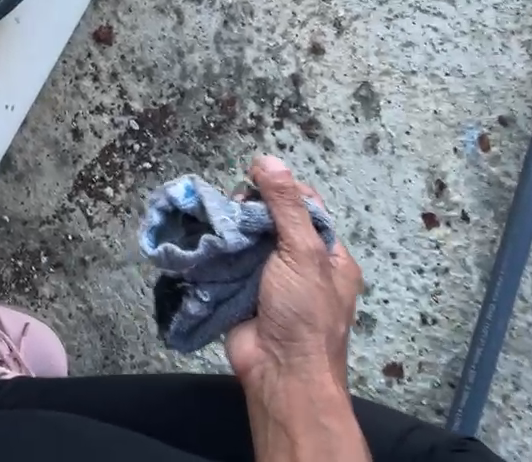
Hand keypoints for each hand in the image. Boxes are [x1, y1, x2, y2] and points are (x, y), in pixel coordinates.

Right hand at [225, 156, 363, 399]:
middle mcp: (301, 262)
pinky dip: (216, 246)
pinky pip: (229, 257)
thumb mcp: (301, 253)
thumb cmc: (303, 316)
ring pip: (247, 235)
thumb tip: (268, 159)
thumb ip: (285, 206)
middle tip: (234, 211)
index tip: (254, 186)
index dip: (280, 190)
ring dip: (230, 226)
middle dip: (249, 208)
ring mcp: (271, 276)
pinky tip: (203, 237)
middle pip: (271, 217)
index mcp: (328, 255)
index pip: (305, 205)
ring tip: (216, 223)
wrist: (280, 373)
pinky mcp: (243, 287)